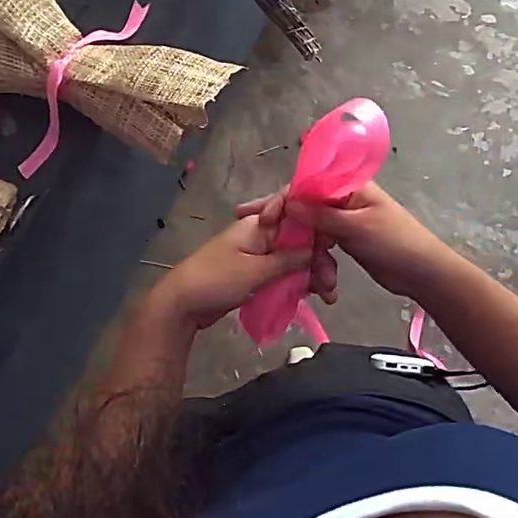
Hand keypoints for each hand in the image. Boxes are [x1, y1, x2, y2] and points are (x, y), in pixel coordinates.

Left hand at [148, 213, 334, 330]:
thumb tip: (316, 248)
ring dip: (314, 273)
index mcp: (259, 223)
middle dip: (320, 258)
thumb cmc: (216, 279)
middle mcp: (263, 234)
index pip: (296, 212)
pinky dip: (301, 282)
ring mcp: (261, 254)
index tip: (335, 243)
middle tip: (331, 284)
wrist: (182, 305)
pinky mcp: (259, 273)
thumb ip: (289, 259)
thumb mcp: (256, 270)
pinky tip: (316, 295)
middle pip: (301, 239)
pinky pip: (287, 272)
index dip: (318, 224)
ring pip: (297, 258)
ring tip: (328, 296)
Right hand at [243, 182, 453, 300]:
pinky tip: (295, 263)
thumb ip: (321, 216)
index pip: (306, 184)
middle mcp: (342, 198)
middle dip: (277, 214)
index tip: (262, 216)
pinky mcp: (345, 239)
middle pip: (303, 203)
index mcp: (348, 186)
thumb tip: (288, 203)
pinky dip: (310, 253)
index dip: (282, 198)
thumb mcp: (356, 228)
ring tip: (267, 250)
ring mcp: (343, 219)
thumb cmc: (395, 242)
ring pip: (309, 225)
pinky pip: (319, 242)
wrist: (423, 273)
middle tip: (243, 218)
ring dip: (295, 241)